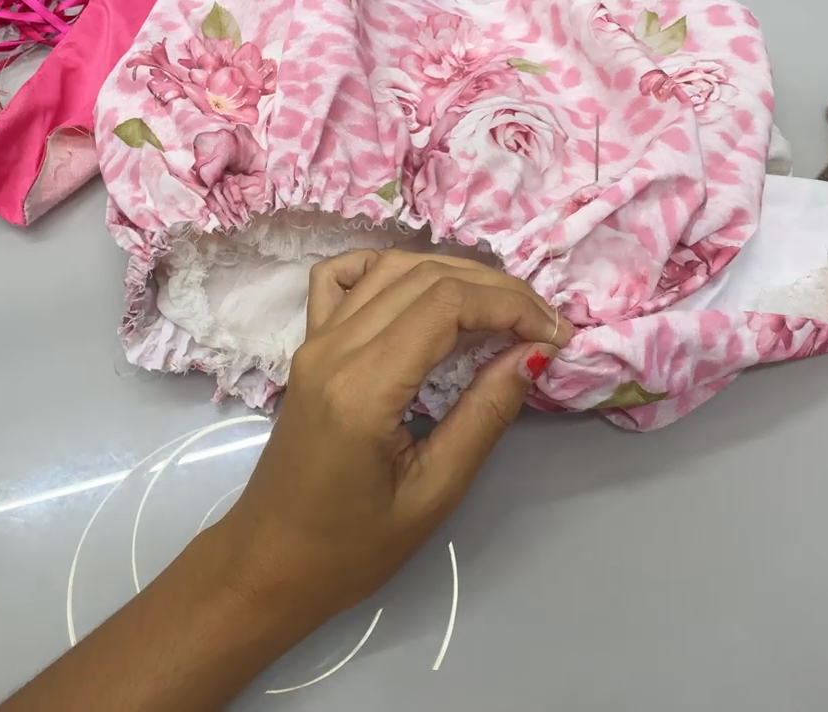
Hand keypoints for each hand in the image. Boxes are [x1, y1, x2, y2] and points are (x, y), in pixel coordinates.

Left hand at [211, 250, 571, 625]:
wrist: (272, 560)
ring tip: (500, 306)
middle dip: (494, 288)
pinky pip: (340, 278)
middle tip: (542, 322)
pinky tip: (418, 288)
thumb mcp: (434, 492)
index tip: (555, 334)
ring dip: (452, 273)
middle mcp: (333, 346)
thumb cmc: (353, 546)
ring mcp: (314, 339)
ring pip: (389, 268)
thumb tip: (535, 354)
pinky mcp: (307, 344)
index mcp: (363, 386)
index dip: (509, 305)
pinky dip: (385, 267)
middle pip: (423, 276)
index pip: (446, 304)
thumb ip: (485, 415)